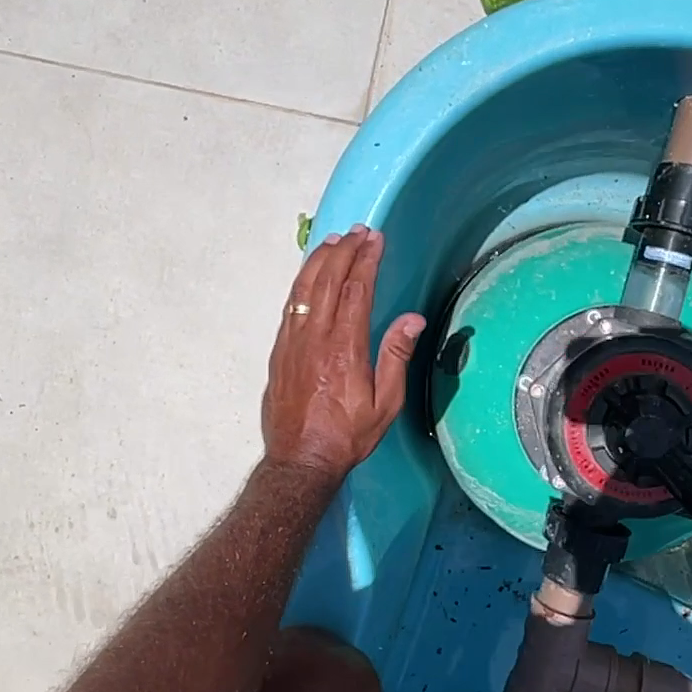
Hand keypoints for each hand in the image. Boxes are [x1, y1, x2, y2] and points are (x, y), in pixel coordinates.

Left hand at [261, 225, 423, 480]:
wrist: (301, 460)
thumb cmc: (347, 435)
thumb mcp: (385, 404)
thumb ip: (396, 357)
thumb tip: (412, 321)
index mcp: (345, 348)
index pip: (356, 290)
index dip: (366, 260)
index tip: (375, 240)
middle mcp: (316, 338)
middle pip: (327, 280)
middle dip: (344, 250)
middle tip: (358, 231)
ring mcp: (293, 342)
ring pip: (303, 288)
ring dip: (319, 260)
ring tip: (334, 241)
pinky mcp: (280, 351)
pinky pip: (290, 306)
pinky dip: (301, 282)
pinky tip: (309, 274)